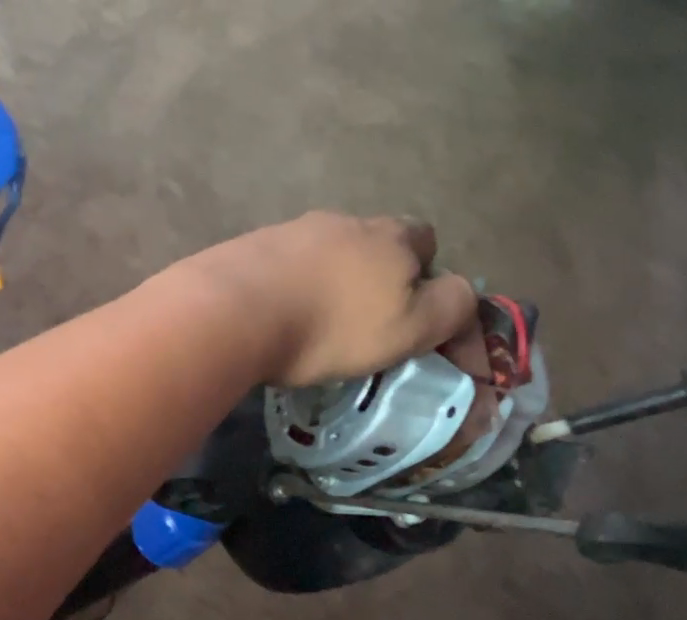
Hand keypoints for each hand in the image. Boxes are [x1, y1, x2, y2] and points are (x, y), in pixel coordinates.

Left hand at [174, 211, 480, 387]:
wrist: (227, 312)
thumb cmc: (327, 328)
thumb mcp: (408, 330)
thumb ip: (448, 309)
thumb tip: (459, 293)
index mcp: (390, 236)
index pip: (424, 243)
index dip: (421, 277)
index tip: (404, 315)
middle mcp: (341, 222)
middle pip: (368, 243)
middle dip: (367, 275)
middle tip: (352, 320)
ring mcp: (286, 232)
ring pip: (317, 254)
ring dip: (318, 281)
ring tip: (304, 322)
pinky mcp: (241, 250)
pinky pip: (272, 267)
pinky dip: (276, 288)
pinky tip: (265, 318)